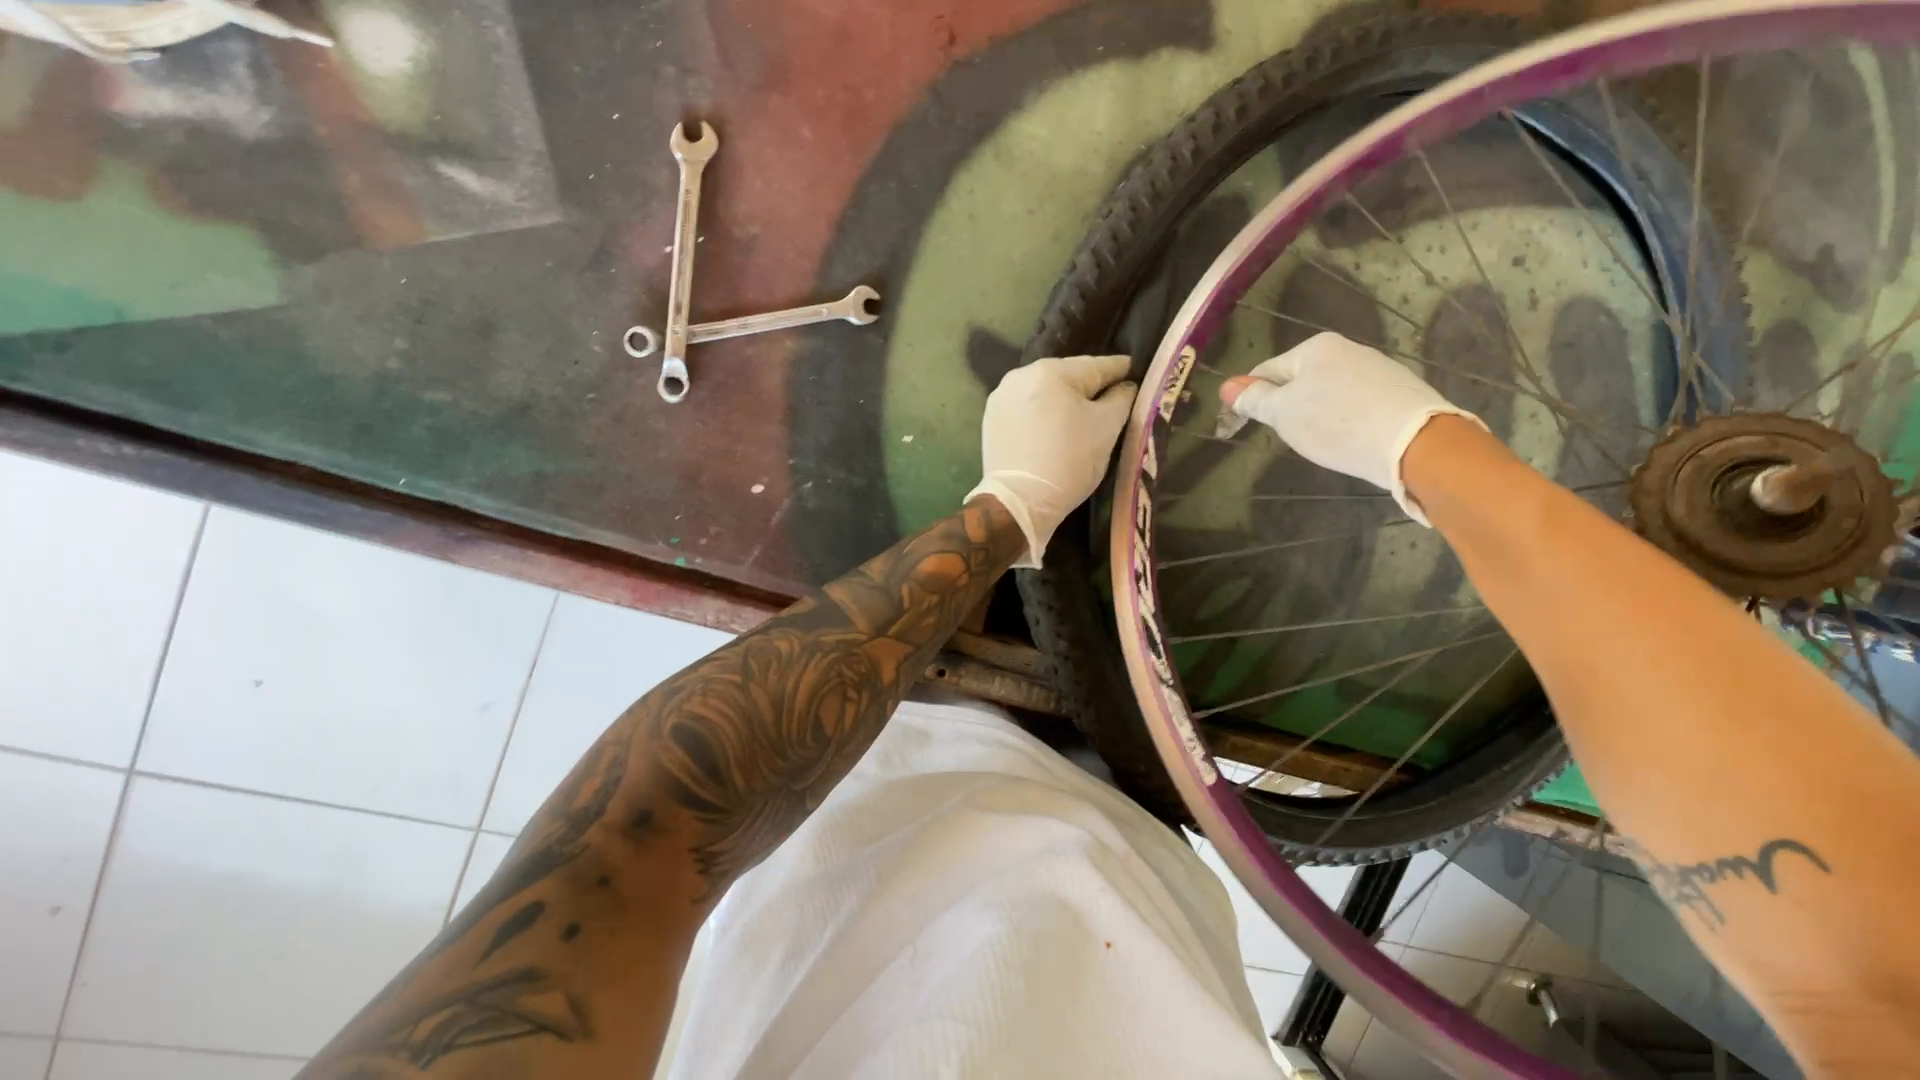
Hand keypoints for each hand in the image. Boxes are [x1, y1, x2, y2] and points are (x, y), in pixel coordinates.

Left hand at [968, 355, 1136, 567]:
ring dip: (1063, 401)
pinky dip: (1042, 415)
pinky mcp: (991, 421)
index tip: (1134, 371)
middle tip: (1111, 398)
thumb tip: (1125, 386)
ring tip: (1081, 416)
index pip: (1096, 365)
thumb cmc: (1069, 461)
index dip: (1120, 370)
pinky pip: (1026, 410)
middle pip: (1067, 377)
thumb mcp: (1107, 428)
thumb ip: (1121, 399)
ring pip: (1044, 393)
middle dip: (1089, 387)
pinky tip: (1052, 430)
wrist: (1020, 503)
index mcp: (1051, 371)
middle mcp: (1021, 375)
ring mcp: (1001, 398)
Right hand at [1219, 332, 1483, 524]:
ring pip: (1329, 393)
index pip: (1267, 371)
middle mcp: (1348, 349)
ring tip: (1322, 442)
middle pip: (1300, 380)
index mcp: (1315, 347)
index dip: (1250, 399)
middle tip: (1289, 437)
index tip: (1240, 427)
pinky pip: (1357, 404)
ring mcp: (1376, 370)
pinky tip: (1350, 440)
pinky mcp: (1398, 393)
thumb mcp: (1284, 414)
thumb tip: (1227, 386)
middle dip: (1289, 407)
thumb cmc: (1336, 422)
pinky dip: (1346, 421)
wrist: (1414, 442)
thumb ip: (1255, 399)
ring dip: (1318, 415)